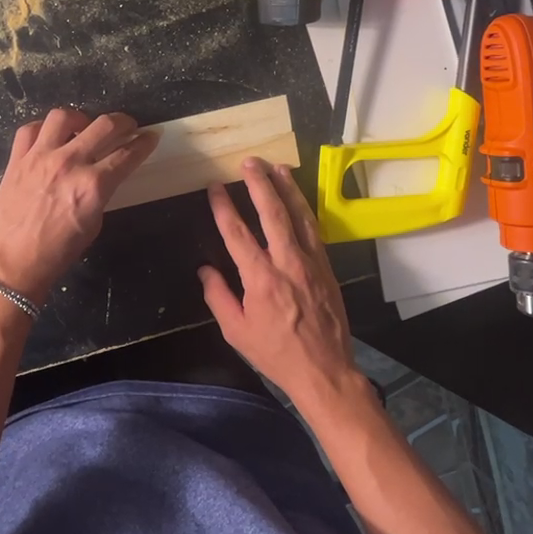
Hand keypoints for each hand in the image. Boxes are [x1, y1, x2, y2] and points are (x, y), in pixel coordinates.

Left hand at [0, 108, 158, 302]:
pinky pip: (29, 129)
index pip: (127, 154)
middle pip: (104, 126)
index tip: (150, 136)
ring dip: (80, 118)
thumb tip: (104, 175)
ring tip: (83, 128)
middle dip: (123, 122)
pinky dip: (43, 129)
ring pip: (63, 116)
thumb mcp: (93, 225)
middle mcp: (68, 163)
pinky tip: (50, 138)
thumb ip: (101, 193)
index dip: (144, 143)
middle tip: (126, 126)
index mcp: (93, 185)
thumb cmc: (57, 253)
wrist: (12, 265)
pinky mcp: (16, 160)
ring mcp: (39, 158)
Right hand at [200, 158, 365, 408]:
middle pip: (271, 214)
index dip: (224, 207)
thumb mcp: (235, 332)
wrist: (325, 371)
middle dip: (258, 184)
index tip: (215, 187)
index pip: (237, 233)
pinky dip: (305, 209)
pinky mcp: (327, 267)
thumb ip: (218, 296)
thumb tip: (205, 269)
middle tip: (248, 162)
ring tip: (276, 167)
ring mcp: (311, 263)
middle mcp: (287, 263)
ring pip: (299, 216)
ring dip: (287, 188)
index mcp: (260, 279)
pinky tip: (298, 198)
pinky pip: (314, 230)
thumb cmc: (275, 353)